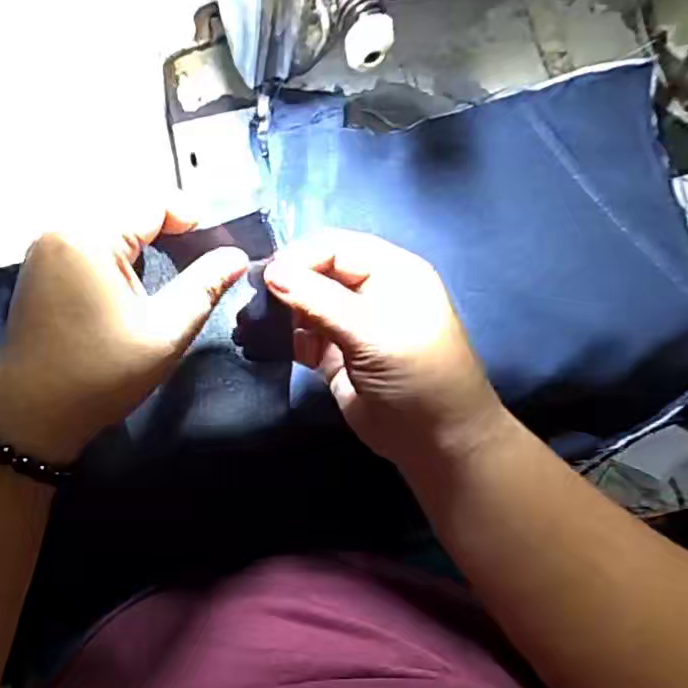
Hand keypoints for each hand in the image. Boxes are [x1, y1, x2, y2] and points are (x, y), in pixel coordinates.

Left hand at [0, 206, 248, 462]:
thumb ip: (204, 287)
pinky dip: (114, 252)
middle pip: (126, 208)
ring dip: (139, 239)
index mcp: (90, 237)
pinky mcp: (37, 269)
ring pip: (105, 224)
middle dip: (165, 226)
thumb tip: (237, 256)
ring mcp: (43, 249)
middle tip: (196, 258)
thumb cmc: (102, 376)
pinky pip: (85, 243)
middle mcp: (60, 230)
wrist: (33, 414)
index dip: (190, 216)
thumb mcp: (165, 334)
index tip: (217, 244)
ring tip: (169, 267)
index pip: (151, 202)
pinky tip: (130, 281)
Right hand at [265, 230, 509, 469]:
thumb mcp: (370, 331)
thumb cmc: (414, 376)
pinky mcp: (337, 357)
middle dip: (287, 283)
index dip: (300, 257)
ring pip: (308, 305)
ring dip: (283, 312)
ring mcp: (352, 327)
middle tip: (252, 300)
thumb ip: (319, 300)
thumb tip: (271, 272)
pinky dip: (289, 339)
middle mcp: (370, 293)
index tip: (263, 277)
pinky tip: (271, 343)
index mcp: (391, 272)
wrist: (436, 440)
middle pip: (319, 273)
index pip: (336, 247)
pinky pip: (306, 337)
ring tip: (254, 323)